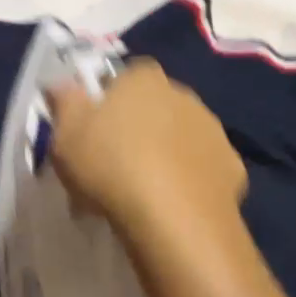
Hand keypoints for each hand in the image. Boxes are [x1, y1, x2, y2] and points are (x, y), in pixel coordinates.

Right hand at [45, 59, 246, 232]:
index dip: (105, 101)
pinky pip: (200, 168)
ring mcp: (213, 130)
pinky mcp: (231, 166)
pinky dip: (186, 181)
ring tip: (137, 191)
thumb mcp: (65, 134)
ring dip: (161, 154)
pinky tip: (167, 205)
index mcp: (142, 79)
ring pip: (178, 137)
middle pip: (152, 106)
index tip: (90, 130)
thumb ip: (64, 101)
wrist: (173, 219)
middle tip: (109, 164)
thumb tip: (64, 83)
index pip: (122, 78)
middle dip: (134, 128)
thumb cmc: (110, 166)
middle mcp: (183, 94)